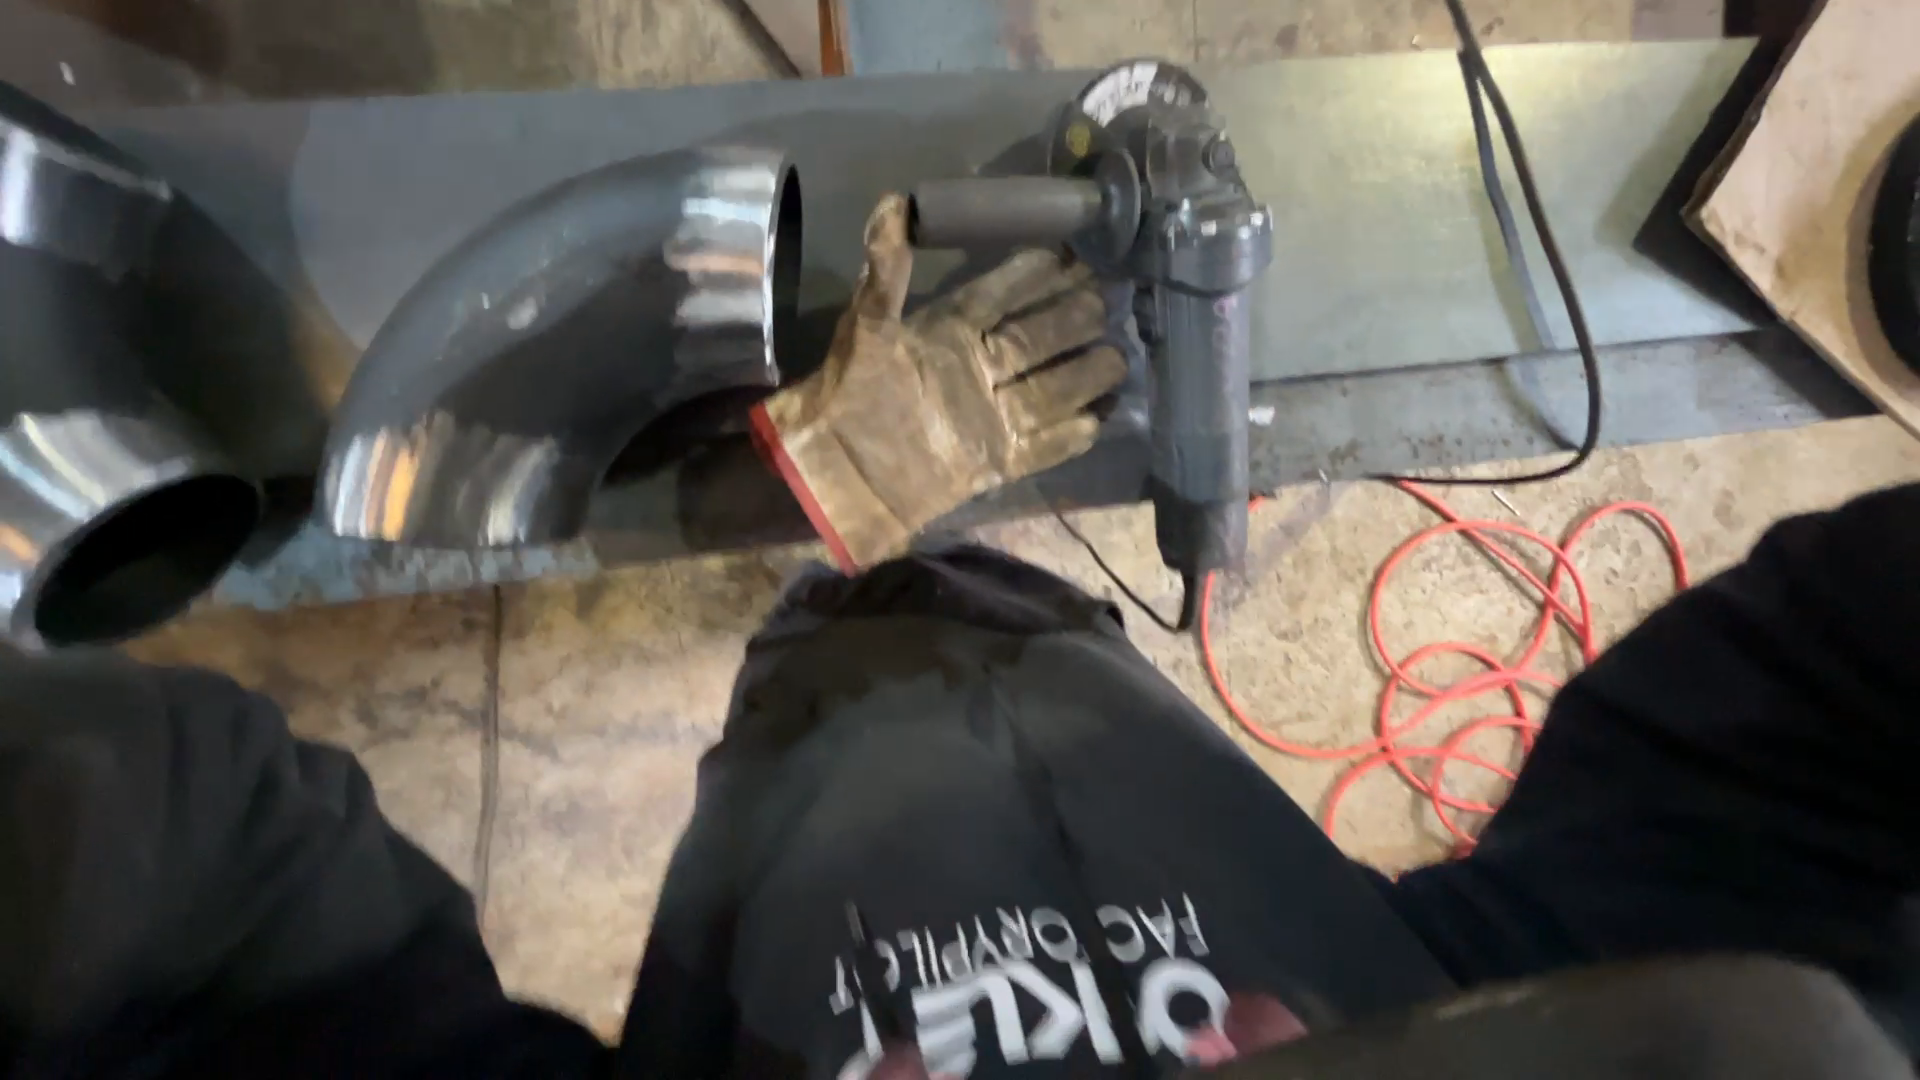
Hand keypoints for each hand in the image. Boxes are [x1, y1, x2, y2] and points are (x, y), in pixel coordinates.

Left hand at [751, 193, 1128, 570]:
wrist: (838, 476)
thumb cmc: (847, 397)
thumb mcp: (866, 329)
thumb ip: (887, 272)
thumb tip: (894, 203)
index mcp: (945, 334)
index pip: (997, 296)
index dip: (1031, 275)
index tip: (1069, 253)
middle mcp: (974, 370)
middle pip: (1033, 340)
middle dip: (1071, 319)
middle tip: (1109, 300)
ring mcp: (987, 418)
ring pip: (1046, 391)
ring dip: (1082, 376)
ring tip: (1119, 358)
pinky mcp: (991, 463)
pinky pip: (1038, 448)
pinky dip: (1066, 438)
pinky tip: (1098, 422)